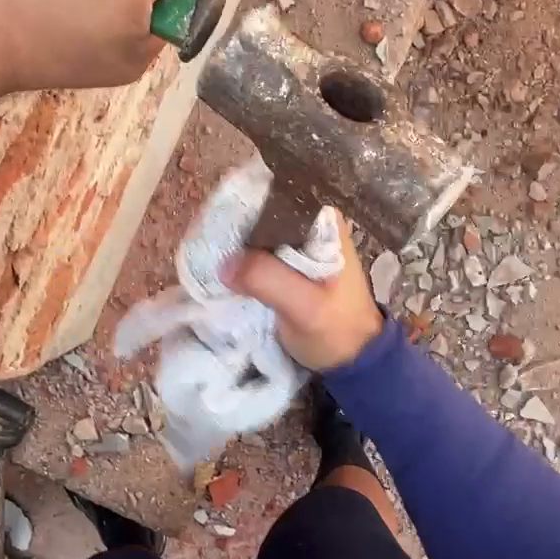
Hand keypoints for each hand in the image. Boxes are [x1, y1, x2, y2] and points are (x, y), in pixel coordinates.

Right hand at [224, 214, 384, 370]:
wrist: (353, 359)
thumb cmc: (337, 330)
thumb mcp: (304, 307)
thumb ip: (267, 279)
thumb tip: (224, 263)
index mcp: (323, 222)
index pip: (272, 200)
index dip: (240, 212)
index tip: (213, 229)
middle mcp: (310, 224)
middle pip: (260, 216)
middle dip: (233, 231)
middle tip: (206, 248)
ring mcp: (299, 244)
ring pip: (256, 236)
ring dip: (234, 249)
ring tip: (208, 259)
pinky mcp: (288, 264)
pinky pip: (257, 255)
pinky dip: (241, 263)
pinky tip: (223, 272)